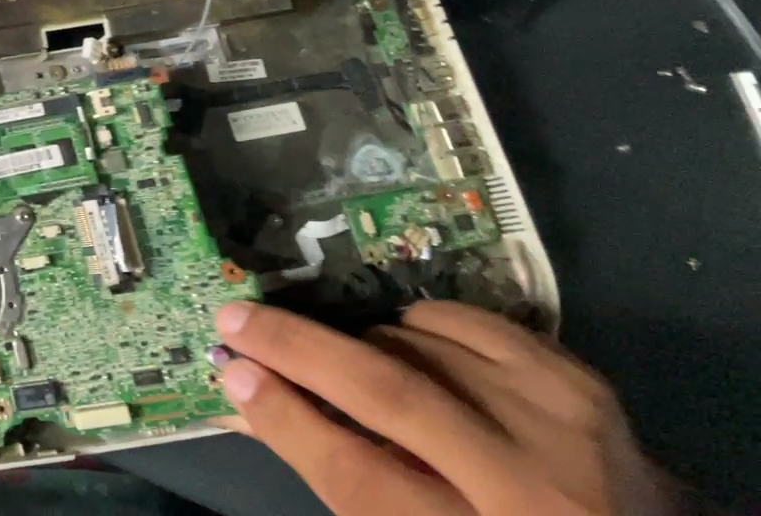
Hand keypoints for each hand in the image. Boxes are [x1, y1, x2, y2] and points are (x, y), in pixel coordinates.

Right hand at [212, 300, 679, 515]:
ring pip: (422, 348)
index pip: (361, 477)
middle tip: (235, 319)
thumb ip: (339, 472)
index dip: (287, 419)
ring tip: (345, 361)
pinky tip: (412, 345)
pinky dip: (419, 324)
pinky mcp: (579, 383)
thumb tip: (246, 395)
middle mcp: (535, 491)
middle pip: (391, 395)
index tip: (231, 372)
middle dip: (297, 347)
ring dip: (362, 345)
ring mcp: (565, 429)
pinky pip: (467, 322)